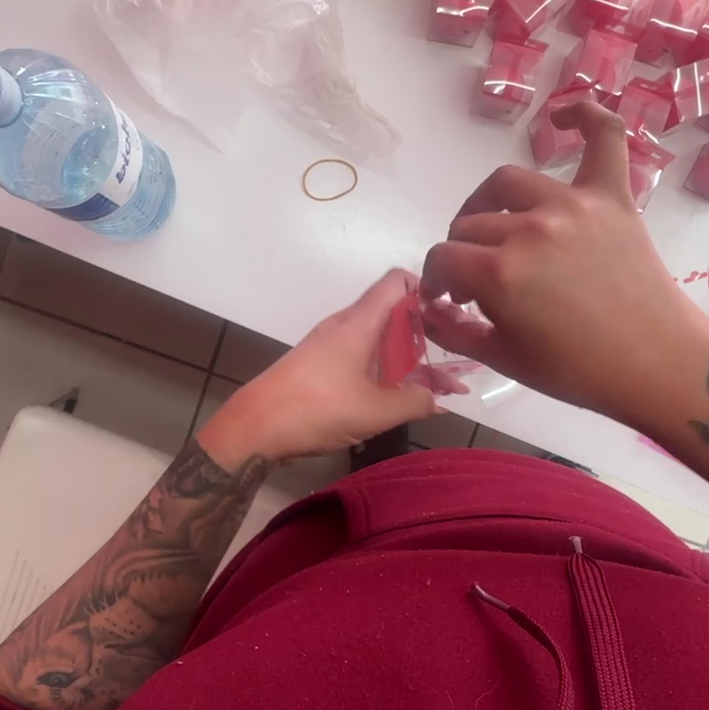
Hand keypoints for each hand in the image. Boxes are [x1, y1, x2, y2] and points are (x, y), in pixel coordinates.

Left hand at [198, 269, 455, 466]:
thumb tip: (438, 398)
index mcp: (359, 322)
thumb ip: (416, 401)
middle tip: (454, 358)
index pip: (398, 281)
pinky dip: (384, 373)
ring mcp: (329, 346)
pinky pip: (361, 360)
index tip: (450, 319)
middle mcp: (344, 326)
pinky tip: (398, 399)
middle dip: (426, 333)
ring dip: (407, 359)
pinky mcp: (319, 367)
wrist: (255, 428)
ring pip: (378, 341)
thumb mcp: (377, 411)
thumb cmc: (318, 409)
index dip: (428, 291)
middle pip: (393, 313)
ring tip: (436, 387)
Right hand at [419, 100, 708, 424]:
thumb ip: (454, 333)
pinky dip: (584, 117)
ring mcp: (573, 205)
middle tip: (475, 284)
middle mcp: (530, 228)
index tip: (443, 299)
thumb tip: (427, 311)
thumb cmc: (576, 373)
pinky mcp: (612, 197)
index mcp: (499, 273)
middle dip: (461, 256)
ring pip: (508, 184)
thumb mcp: (503, 360)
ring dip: (488, 206)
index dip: (434, 281)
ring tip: (495, 229)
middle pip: (470, 225)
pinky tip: (563, 114)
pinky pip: (603, 138)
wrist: (655, 364)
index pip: (442, 259)